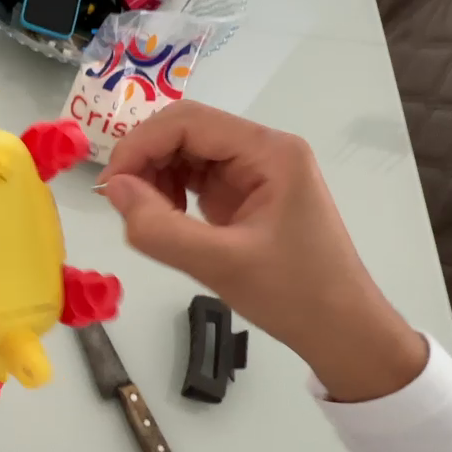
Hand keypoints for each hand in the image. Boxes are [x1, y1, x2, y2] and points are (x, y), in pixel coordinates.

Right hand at [98, 101, 426, 402]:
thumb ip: (159, 228)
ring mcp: (253, 170)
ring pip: (184, 151)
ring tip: (144, 216)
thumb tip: (112, 189)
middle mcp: (262, 149)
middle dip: (144, 160)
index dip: (140, 144)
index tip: (110, 186)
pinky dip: (167, 192)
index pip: (188, 121)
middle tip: (120, 202)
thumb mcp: (221, 265)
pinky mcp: (243, 193)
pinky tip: (163, 219)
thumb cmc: (293, 295)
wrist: (341, 330)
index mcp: (269, 151)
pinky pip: (193, 176)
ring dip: (153, 176)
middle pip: (184, 131)